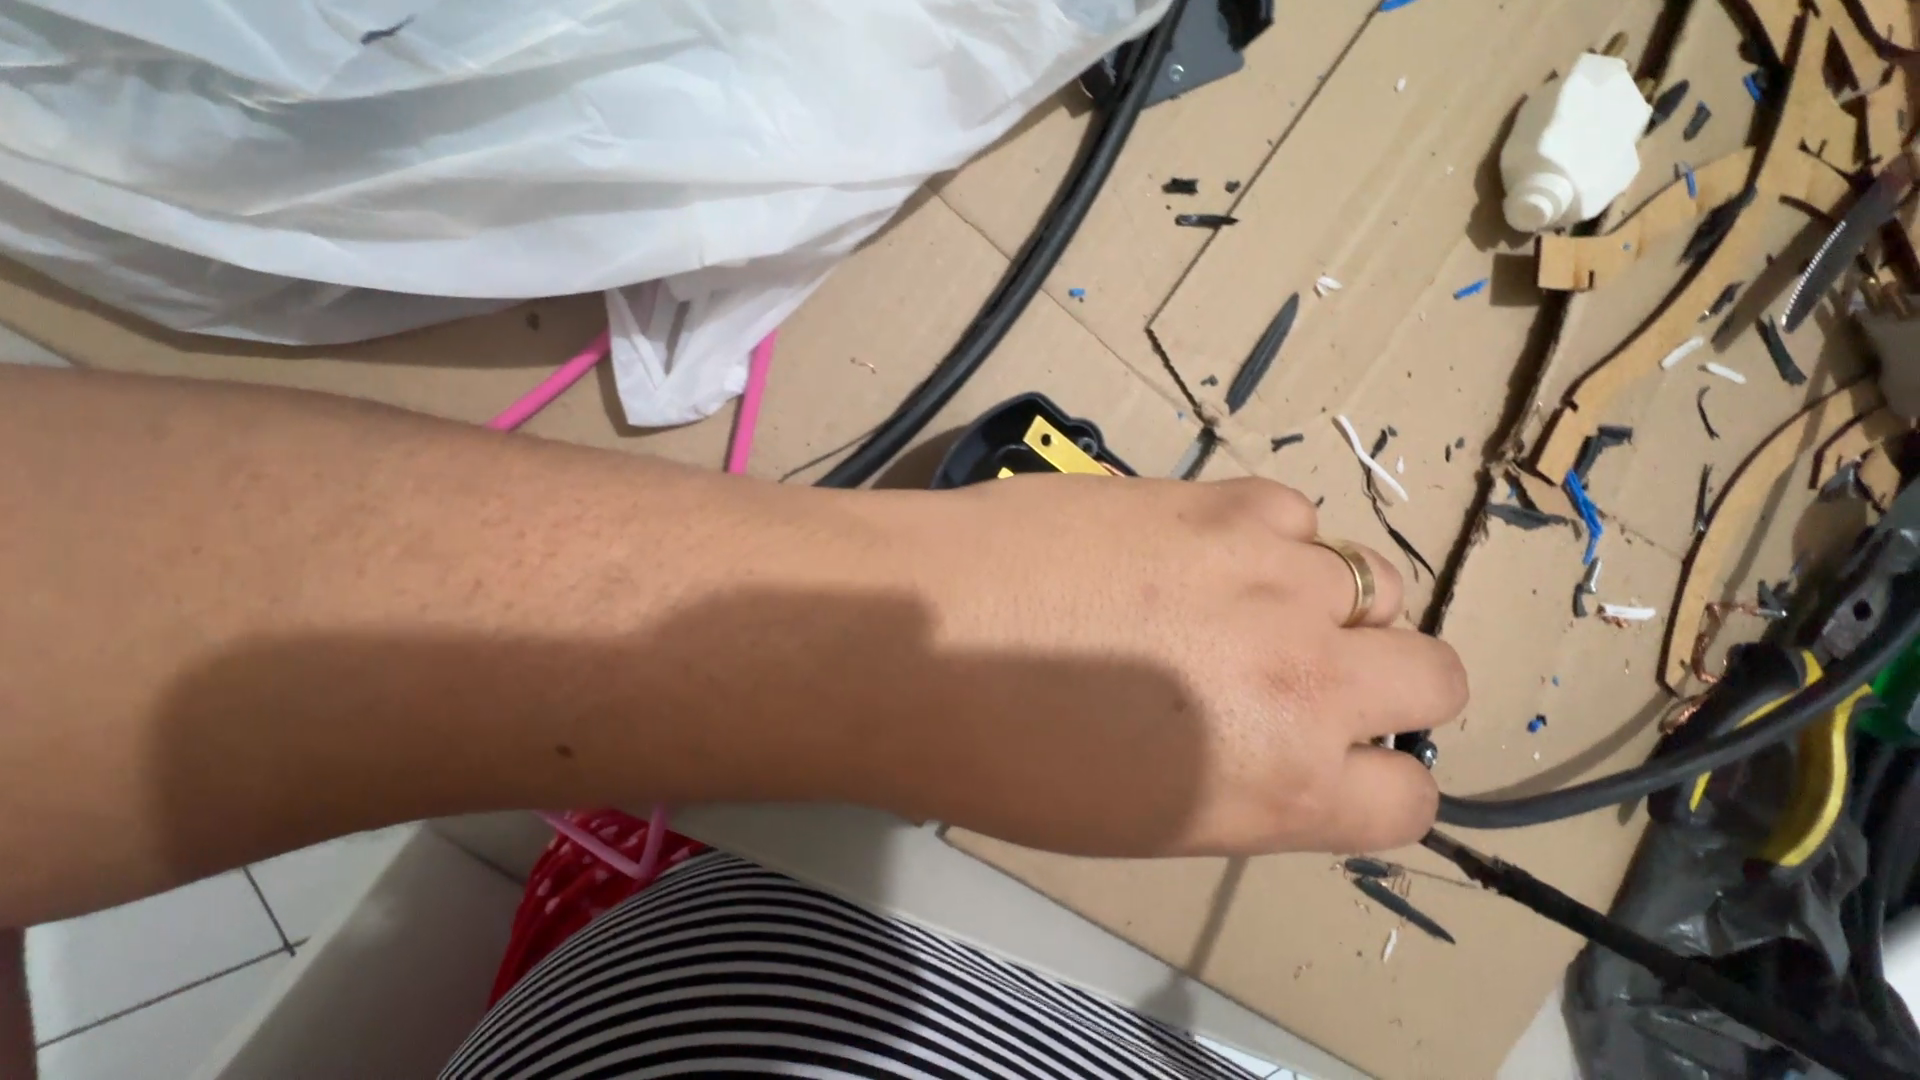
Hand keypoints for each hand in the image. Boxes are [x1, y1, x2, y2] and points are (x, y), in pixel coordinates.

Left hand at [838, 476, 1464, 855]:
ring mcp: (1269, 575)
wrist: (920, 634)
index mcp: (1285, 787)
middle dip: (1385, 683)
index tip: (1333, 761)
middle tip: (1301, 674)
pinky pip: (1291, 513)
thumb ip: (1239, 784)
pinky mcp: (1214, 500)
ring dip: (1318, 600)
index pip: (1411, 797)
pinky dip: (1265, 537)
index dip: (1374, 779)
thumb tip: (1272, 744)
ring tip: (1229, 603)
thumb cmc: (1002, 756)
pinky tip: (1198, 549)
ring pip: (1367, 580)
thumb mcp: (1138, 818)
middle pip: (1433, 674)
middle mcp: (1304, 678)